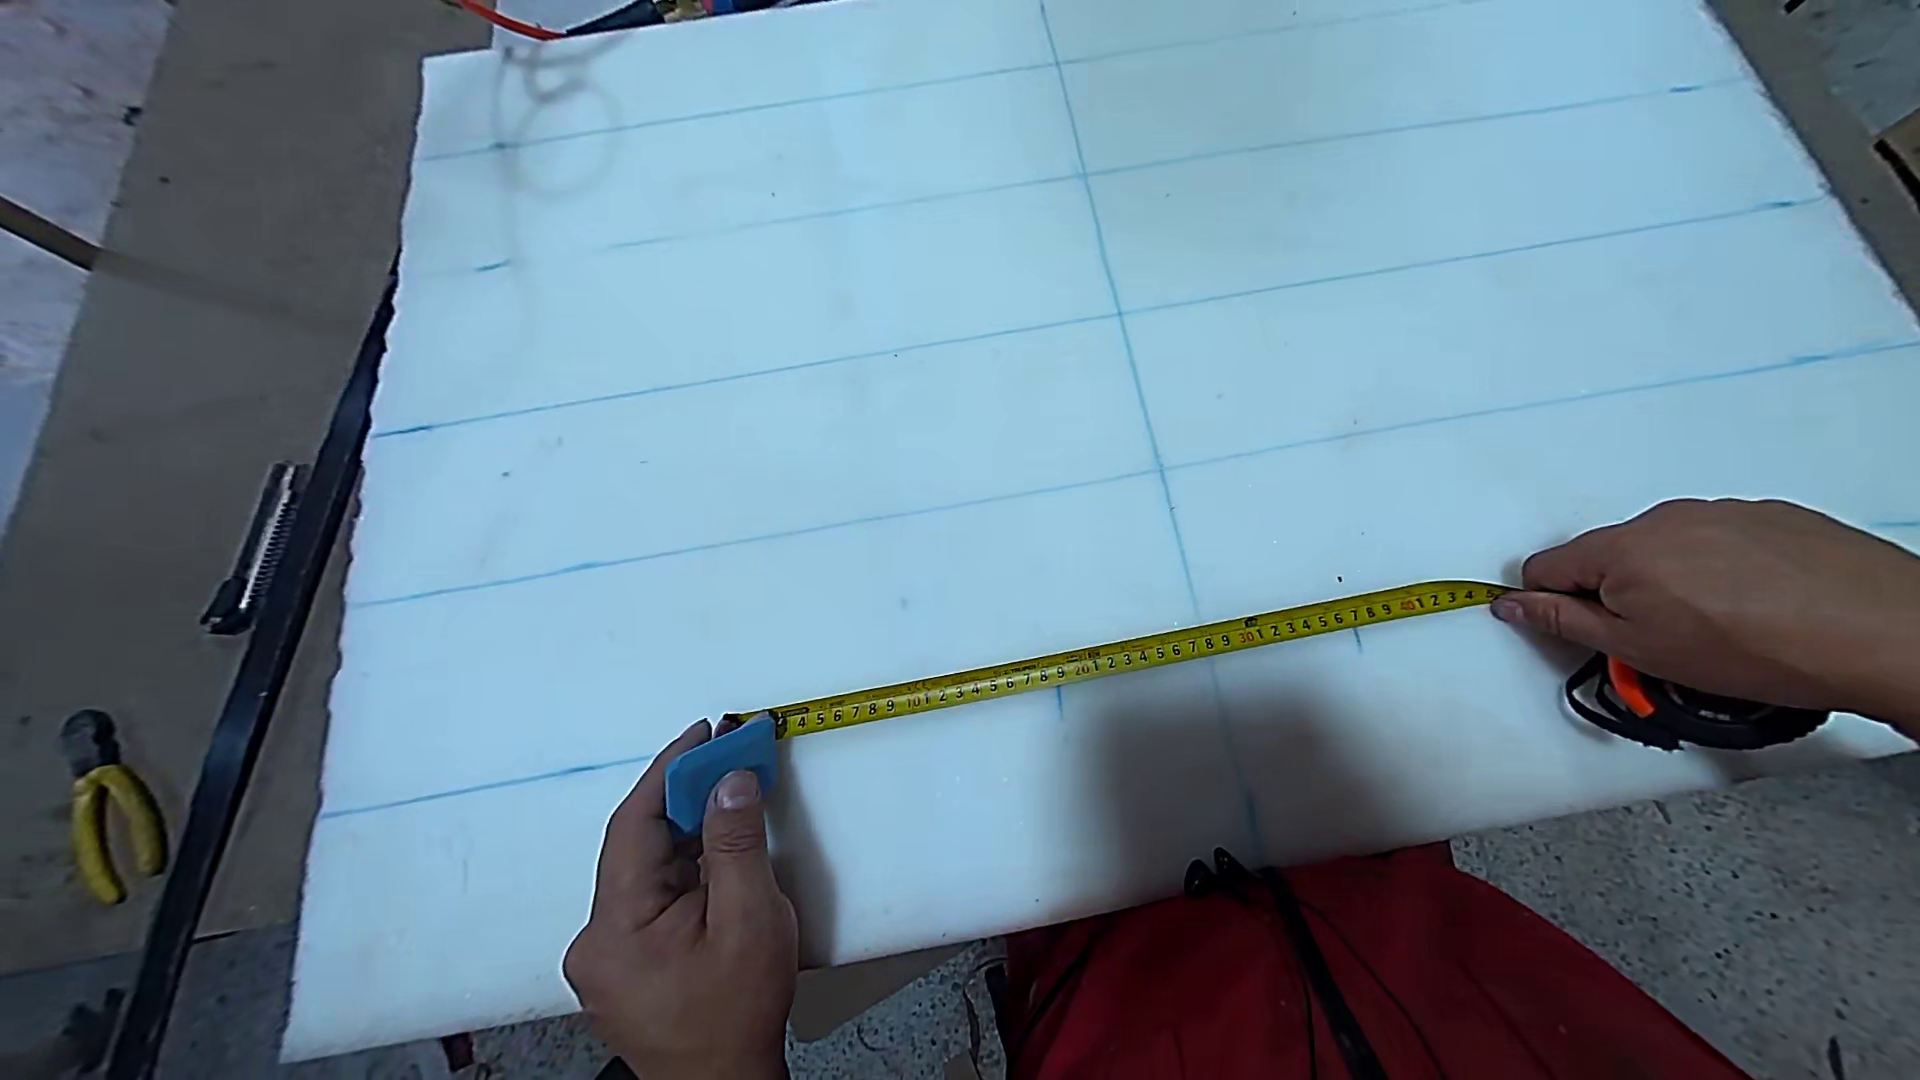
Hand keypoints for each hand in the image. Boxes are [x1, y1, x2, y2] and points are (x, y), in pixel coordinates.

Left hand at [564, 719, 797, 1079]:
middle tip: (726, 750)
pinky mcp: (632, 949)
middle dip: (687, 790)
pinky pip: (660, 880)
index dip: (670, 770)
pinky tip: (720, 833)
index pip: (636, 824)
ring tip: (730, 783)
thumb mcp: (750, 917)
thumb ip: (738, 842)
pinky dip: (692, 850)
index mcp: (616, 927)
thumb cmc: (735, 1014)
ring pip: (653, 857)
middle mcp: (601, 934)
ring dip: (692, 819)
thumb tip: (730, 780)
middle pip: (642, 837)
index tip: (702, 732)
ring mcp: (613, 944)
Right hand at [1491, 499, 1919, 730]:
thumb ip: (1560, 620)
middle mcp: (1664, 519)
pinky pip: (1713, 536)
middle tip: (1658, 631)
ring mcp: (1721, 512)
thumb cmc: (1764, 647)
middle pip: (1602, 554)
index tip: (1586, 625)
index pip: (1544, 566)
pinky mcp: (1771, 515)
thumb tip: (1513, 604)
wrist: (1895, 638)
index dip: (1554, 600)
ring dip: (1666, 576)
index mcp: (1620, 548)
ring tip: (1716, 617)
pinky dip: (1717, 564)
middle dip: (1615, 589)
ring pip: (1658, 545)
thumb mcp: (1636, 648)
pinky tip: (1753, 598)